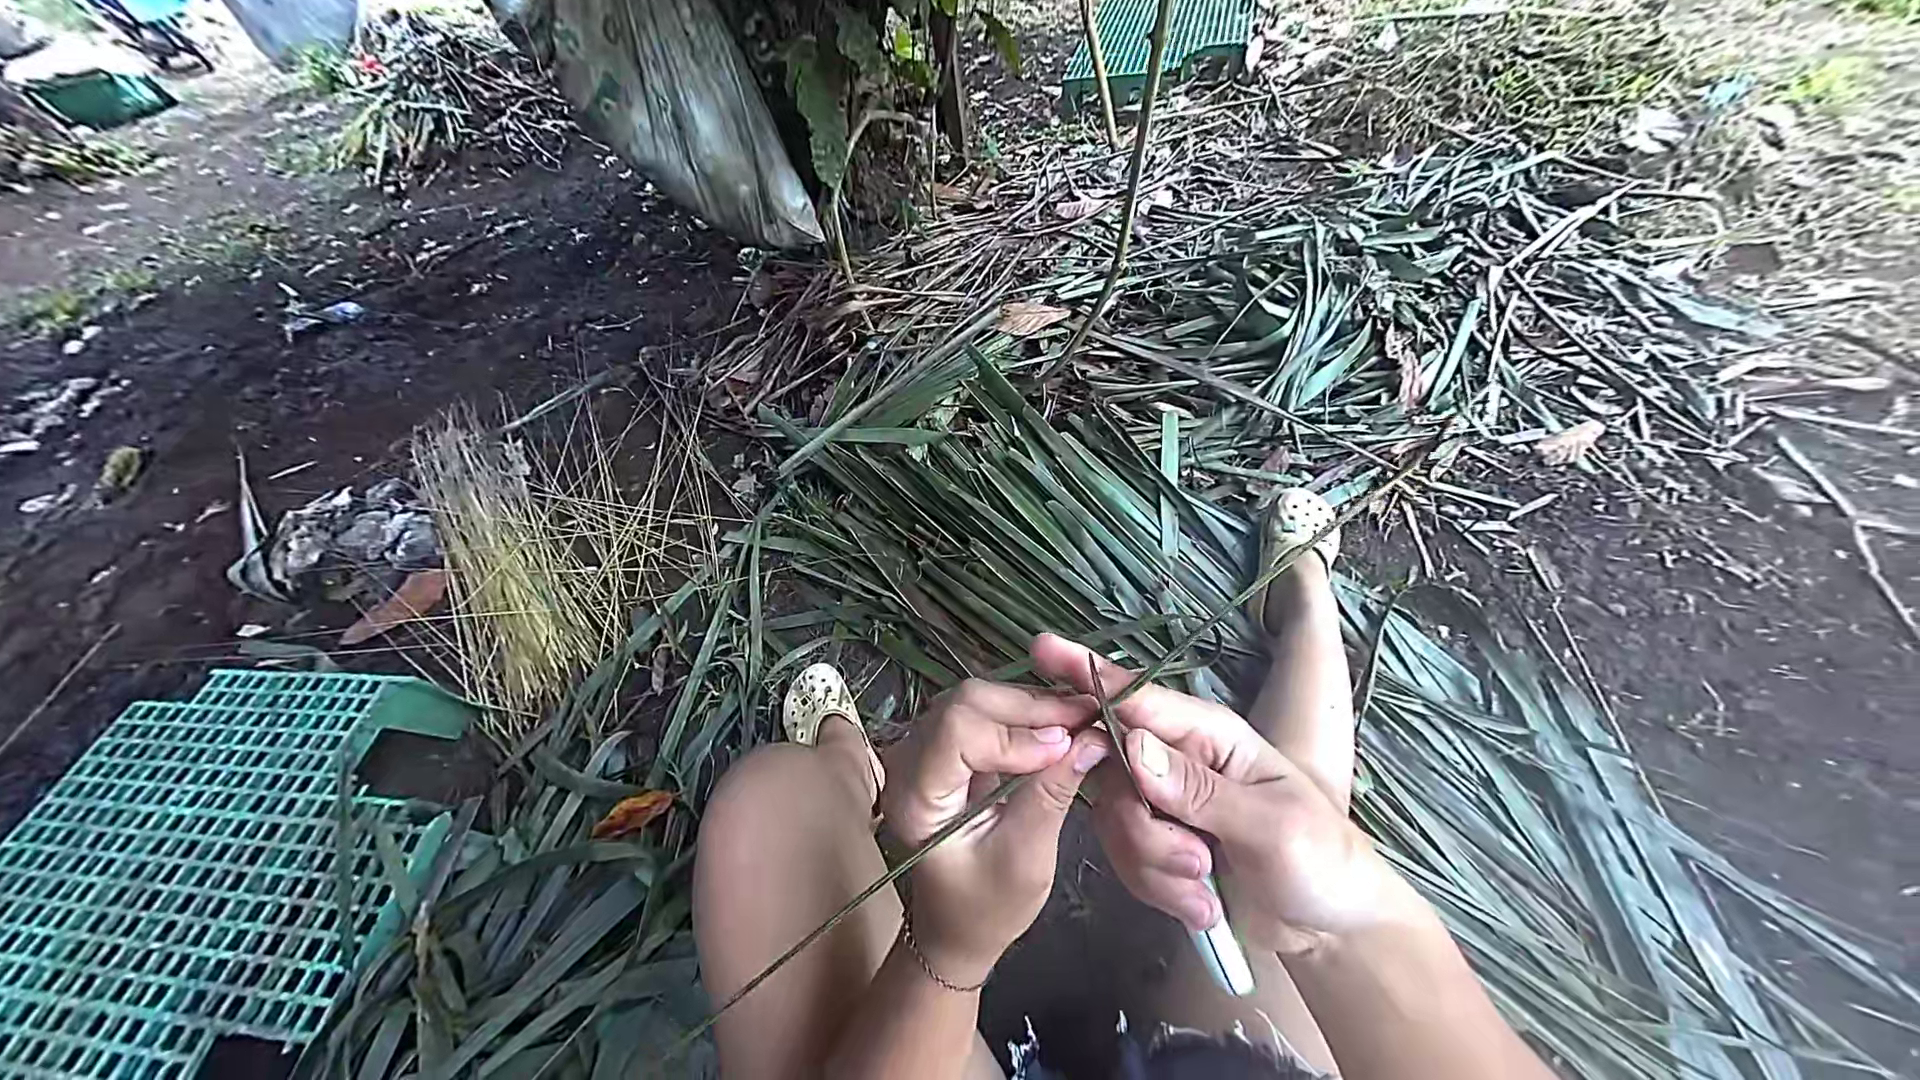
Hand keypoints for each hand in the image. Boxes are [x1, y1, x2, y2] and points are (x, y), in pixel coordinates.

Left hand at [880, 678, 1110, 984]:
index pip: (958, 731)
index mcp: (914, 797)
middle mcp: (907, 760)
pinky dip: (1022, 712)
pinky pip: (982, 710)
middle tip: (1084, 717)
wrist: (958, 924)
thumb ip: (1053, 793)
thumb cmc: (987, 907)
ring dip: (1029, 704)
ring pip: (975, 698)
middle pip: (966, 702)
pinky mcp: (943, 743)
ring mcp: (922, 746)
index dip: (1015, 732)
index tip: (1067, 744)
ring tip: (1078, 718)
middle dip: (1028, 706)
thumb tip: (1094, 738)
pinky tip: (1056, 722)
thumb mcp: (1026, 858)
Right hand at [1031, 634, 1393, 954]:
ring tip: (1209, 886)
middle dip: (1142, 825)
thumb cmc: (1318, 858)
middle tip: (1197, 861)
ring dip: (1156, 863)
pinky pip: (1120, 853)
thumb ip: (1199, 788)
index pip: (1135, 694)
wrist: (1324, 929)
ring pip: (1112, 816)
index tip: (1041, 647)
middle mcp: (1171, 755)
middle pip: (1110, 767)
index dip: (1085, 671)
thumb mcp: (1272, 825)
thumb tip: (1131, 744)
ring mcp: (1155, 796)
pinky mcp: (1147, 836)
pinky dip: (1157, 885)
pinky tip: (1201, 902)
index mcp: (1205, 732)